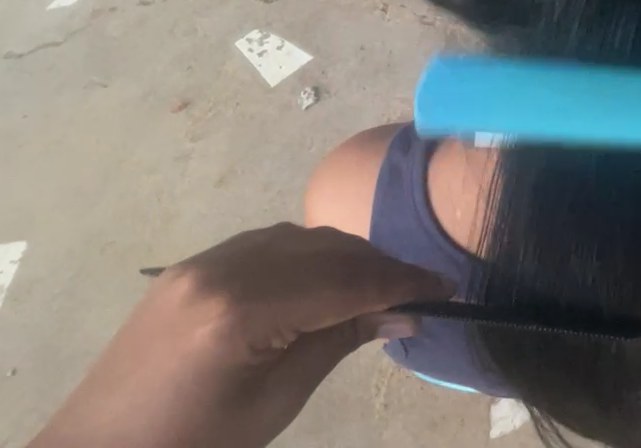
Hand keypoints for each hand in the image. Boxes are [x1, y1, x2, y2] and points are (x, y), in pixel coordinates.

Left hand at [31, 224, 452, 447]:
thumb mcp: (276, 401)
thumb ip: (342, 340)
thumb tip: (409, 313)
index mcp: (241, 312)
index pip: (345, 283)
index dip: (402, 283)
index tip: (446, 287)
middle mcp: (225, 269)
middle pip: (330, 250)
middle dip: (381, 268)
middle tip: (419, 291)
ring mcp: (205, 261)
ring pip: (305, 239)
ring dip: (348, 258)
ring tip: (376, 287)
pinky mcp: (193, 266)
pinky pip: (272, 244)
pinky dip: (310, 255)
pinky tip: (325, 279)